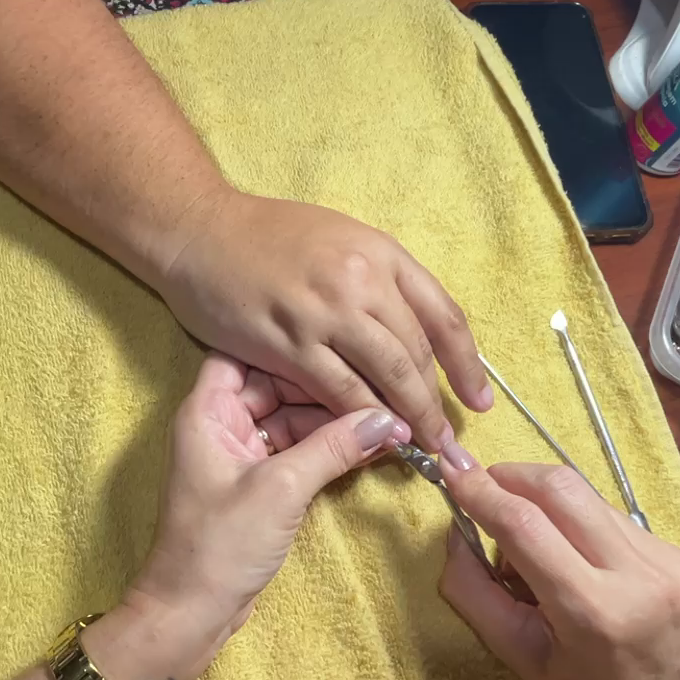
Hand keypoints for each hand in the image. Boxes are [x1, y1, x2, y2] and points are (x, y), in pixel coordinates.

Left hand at [112, 353, 409, 672]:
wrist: (192, 611)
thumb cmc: (221, 543)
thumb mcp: (281, 488)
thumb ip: (334, 447)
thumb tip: (389, 418)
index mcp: (207, 411)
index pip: (244, 354)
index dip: (287, 346)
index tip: (336, 343)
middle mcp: (220, 424)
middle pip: (275, 385)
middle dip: (325, 389)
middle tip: (381, 389)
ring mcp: (239, 453)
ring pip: (290, 419)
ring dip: (333, 422)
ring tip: (387, 420)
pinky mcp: (257, 482)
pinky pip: (295, 450)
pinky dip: (326, 449)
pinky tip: (369, 446)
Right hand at [152, 191, 491, 451]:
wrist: (200, 232)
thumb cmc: (264, 235)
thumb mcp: (337, 238)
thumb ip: (374, 278)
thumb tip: (405, 328)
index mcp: (381, 252)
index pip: (444, 315)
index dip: (468, 365)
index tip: (478, 399)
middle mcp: (361, 280)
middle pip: (418, 352)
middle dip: (439, 403)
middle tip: (451, 441)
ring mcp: (326, 312)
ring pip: (388, 376)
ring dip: (411, 418)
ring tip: (424, 447)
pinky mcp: (289, 343)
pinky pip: (340, 390)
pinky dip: (364, 418)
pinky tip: (375, 437)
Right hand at [435, 455, 679, 679]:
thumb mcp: (514, 653)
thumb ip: (471, 589)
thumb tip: (455, 529)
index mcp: (592, 611)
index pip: (525, 526)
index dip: (481, 491)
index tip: (449, 468)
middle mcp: (637, 575)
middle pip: (560, 488)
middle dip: (510, 476)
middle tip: (481, 490)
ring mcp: (664, 559)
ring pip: (583, 494)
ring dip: (538, 498)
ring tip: (524, 539)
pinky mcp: (676, 551)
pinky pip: (605, 512)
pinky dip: (569, 517)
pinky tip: (565, 551)